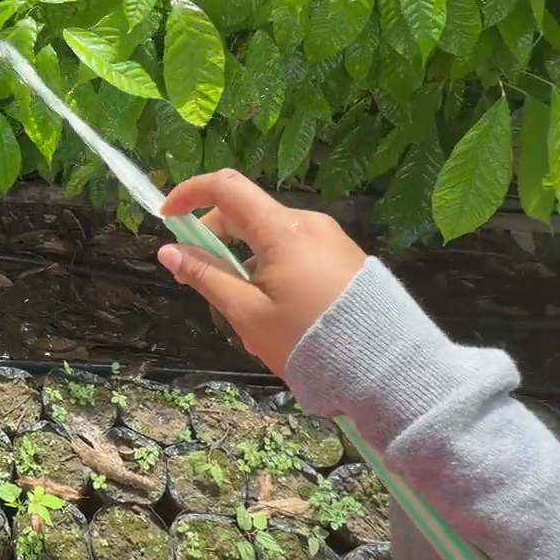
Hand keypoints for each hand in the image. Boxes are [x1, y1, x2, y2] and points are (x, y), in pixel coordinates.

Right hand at [156, 169, 367, 375]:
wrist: (391, 372)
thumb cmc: (309, 340)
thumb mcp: (246, 313)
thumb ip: (205, 276)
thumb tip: (168, 250)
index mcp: (282, 230)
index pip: (225, 188)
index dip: (190, 194)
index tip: (168, 217)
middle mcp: (308, 223)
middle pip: (245, 213)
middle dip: (215, 240)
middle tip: (201, 281)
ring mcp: (330, 239)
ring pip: (268, 236)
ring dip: (243, 261)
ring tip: (246, 314)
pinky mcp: (345, 258)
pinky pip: (294, 251)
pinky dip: (270, 269)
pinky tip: (277, 315)